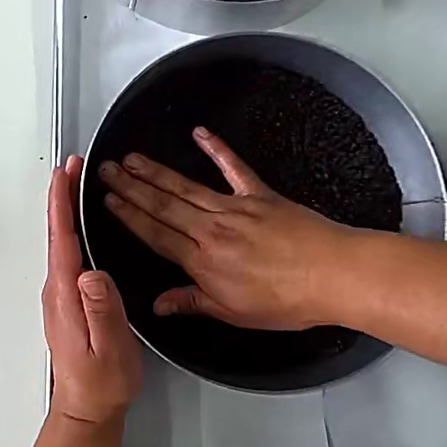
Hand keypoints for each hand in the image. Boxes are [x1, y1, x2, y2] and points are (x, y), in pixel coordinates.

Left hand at [45, 155, 142, 423]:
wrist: (86, 405)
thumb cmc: (101, 380)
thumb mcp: (110, 348)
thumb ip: (102, 310)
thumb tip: (92, 273)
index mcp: (66, 294)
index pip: (61, 239)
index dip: (61, 203)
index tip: (65, 174)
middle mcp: (57, 289)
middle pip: (57, 234)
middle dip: (62, 197)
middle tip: (72, 166)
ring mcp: (60, 294)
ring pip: (60, 243)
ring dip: (64, 211)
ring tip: (75, 184)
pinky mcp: (67, 300)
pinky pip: (66, 255)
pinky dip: (70, 232)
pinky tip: (79, 226)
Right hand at [98, 129, 367, 329]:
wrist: (339, 276)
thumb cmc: (291, 298)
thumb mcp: (233, 312)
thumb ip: (191, 302)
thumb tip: (161, 305)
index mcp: (203, 260)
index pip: (155, 233)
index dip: (128, 215)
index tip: (108, 201)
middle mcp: (213, 230)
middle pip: (162, 205)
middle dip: (130, 186)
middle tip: (107, 170)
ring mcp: (236, 208)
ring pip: (186, 187)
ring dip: (155, 171)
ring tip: (132, 158)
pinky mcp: (261, 196)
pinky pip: (235, 168)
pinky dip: (217, 149)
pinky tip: (200, 134)